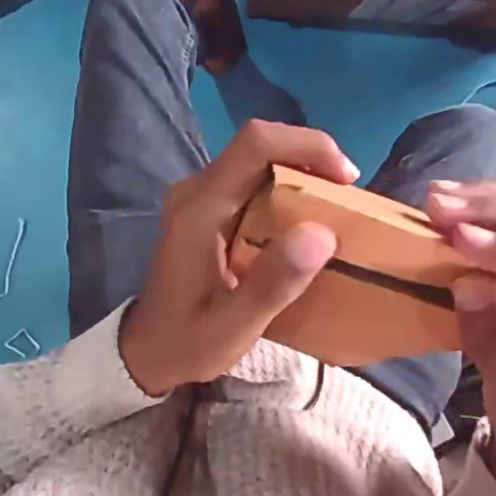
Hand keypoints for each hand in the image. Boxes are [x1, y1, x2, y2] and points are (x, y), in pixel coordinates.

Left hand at [119, 121, 356, 396]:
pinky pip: (249, 183)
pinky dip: (283, 193)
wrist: (147, 350)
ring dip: (299, 177)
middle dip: (310, 162)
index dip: (306, 146)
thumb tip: (322, 234)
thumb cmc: (186, 342)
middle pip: (258, 148)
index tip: (345, 179)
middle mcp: (195, 192)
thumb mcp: (232, 327)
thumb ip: (272, 284)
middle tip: (347, 201)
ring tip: (334, 212)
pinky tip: (303, 226)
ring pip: (256, 162)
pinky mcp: (203, 211)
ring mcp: (196, 198)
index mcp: (199, 210)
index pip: (254, 145)